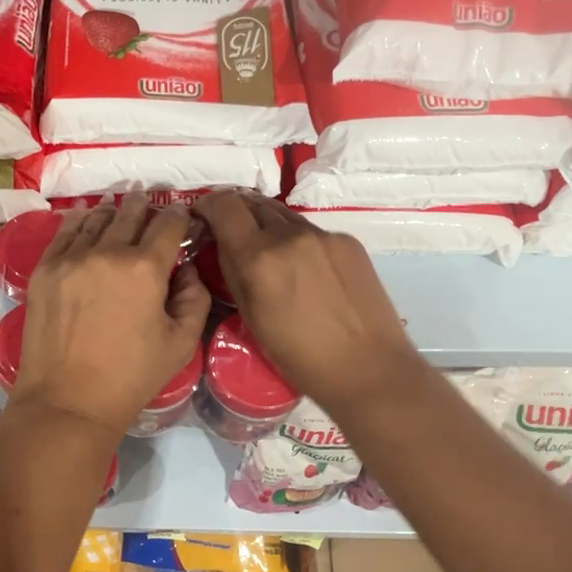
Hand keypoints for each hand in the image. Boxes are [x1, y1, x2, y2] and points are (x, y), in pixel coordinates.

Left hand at [13, 196, 210, 437]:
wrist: (68, 400)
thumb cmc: (131, 376)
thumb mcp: (181, 343)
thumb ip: (195, 298)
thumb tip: (185, 268)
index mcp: (146, 267)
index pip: (168, 224)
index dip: (179, 216)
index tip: (182, 215)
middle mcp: (108, 252)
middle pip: (130, 214)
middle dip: (143, 205)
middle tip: (148, 199)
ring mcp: (71, 258)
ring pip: (96, 219)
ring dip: (112, 211)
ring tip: (117, 206)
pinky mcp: (45, 269)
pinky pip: (64, 233)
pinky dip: (78, 220)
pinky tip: (84, 215)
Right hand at [195, 191, 424, 412]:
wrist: (368, 368)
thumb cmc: (299, 356)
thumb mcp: (250, 318)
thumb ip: (233, 272)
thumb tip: (224, 244)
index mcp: (258, 258)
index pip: (225, 205)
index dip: (209, 204)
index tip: (203, 215)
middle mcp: (289, 236)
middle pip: (254, 203)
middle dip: (237, 213)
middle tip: (232, 233)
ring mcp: (322, 235)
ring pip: (283, 216)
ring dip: (268, 225)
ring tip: (269, 252)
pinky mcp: (348, 241)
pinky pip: (311, 231)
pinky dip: (298, 241)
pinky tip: (306, 270)